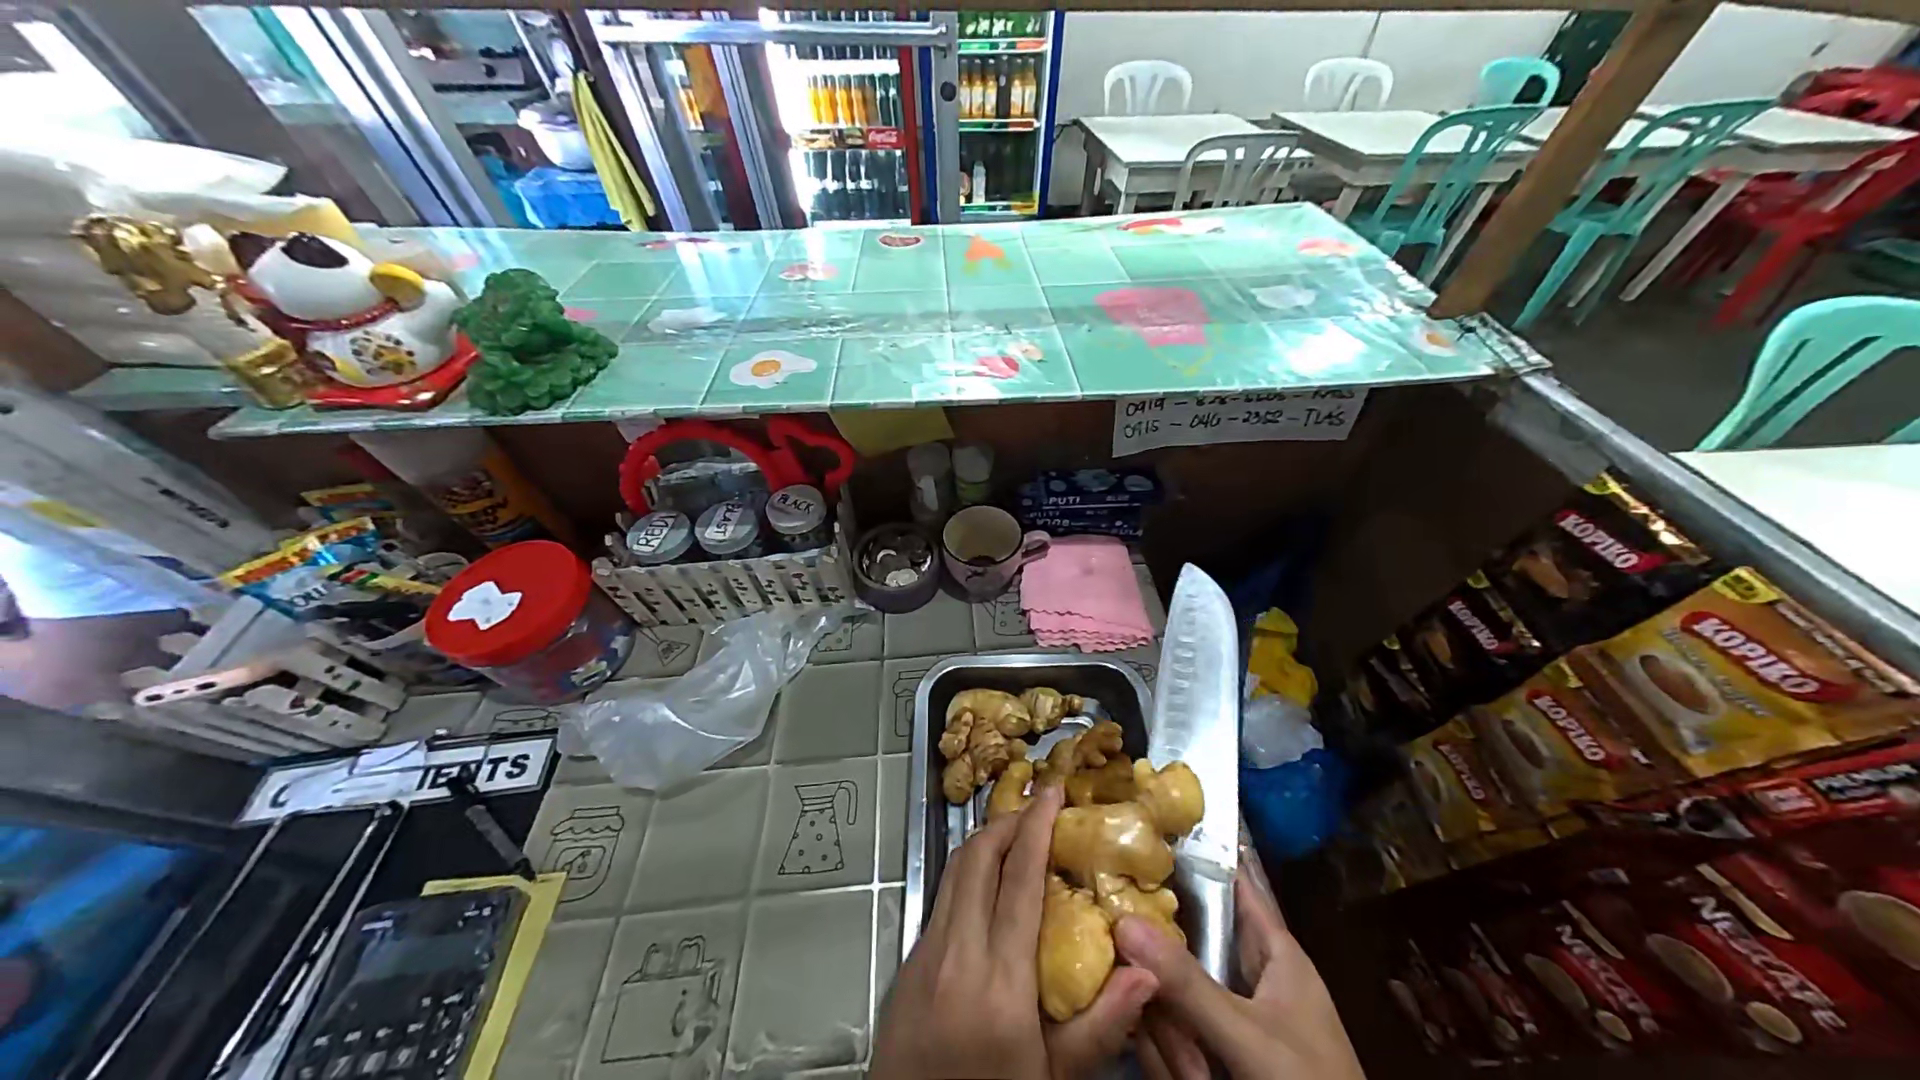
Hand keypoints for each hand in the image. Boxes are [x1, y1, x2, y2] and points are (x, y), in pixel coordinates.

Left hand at [871, 784, 1158, 1079]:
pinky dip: (967, 873)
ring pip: (953, 872)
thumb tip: (1146, 970)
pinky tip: (987, 883)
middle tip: (1038, 804)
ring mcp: (925, 954)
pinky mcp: (909, 963)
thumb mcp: (1053, 1079)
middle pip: (978, 859)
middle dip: (1008, 821)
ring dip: (985, 842)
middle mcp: (956, 953)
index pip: (1019, 881)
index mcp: (999, 982)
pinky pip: (941, 899)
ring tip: (1016, 830)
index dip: (1037, 828)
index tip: (1052, 793)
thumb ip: (1100, 1026)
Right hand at [1118, 863, 1364, 1079]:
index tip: (1147, 838)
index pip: (1235, 885)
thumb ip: (1188, 983)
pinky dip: (1171, 1044)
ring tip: (1174, 1052)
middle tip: (1124, 953)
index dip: (1198, 858)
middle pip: (1195, 938)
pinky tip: (1159, 1055)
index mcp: (1278, 953)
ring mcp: (1241, 1012)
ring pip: (1184, 985)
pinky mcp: (1228, 1046)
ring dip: (1167, 1017)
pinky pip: (1186, 1026)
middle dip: (1163, 959)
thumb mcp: (1247, 1034)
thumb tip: (1123, 921)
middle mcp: (1256, 973)